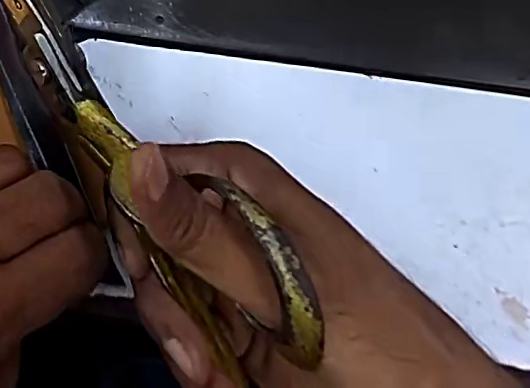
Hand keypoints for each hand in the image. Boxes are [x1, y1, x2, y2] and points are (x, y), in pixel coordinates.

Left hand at [0, 145, 105, 387]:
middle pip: (52, 193)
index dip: (93, 258)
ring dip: (27, 191)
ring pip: (14, 161)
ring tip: (14, 221)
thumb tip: (59, 275)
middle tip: (58, 240)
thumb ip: (29, 324)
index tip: (87, 264)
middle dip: (68, 217)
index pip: (75, 252)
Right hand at [119, 142, 514, 387]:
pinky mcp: (237, 320)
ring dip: (184, 340)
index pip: (149, 173)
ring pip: (163, 292)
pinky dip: (199, 363)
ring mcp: (234, 273)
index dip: (136, 221)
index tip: (148, 267)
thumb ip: (200, 229)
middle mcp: (232, 220)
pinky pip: (185, 332)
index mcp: (242, 183)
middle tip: (197, 336)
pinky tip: (231, 377)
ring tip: (222, 368)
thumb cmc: (392, 353)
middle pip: (150, 240)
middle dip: (166, 299)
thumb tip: (140, 164)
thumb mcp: (281, 289)